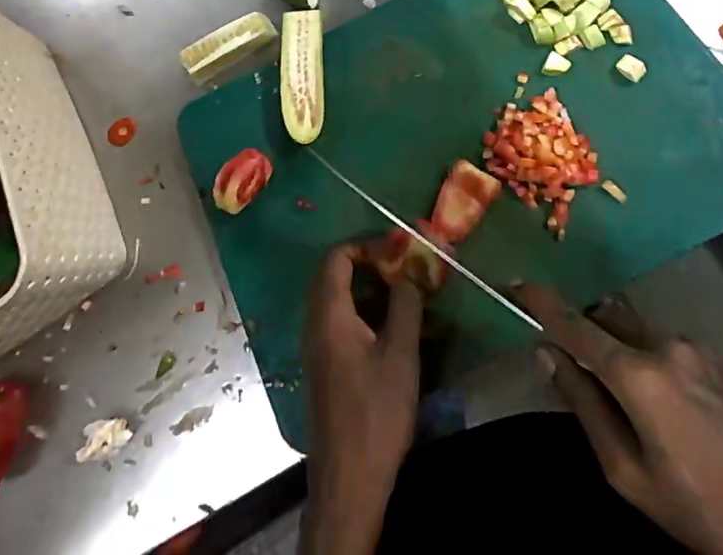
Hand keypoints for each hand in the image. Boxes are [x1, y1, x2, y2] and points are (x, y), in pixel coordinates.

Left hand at [300, 245, 422, 554]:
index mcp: (328, 313)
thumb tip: (408, 274)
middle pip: (332, 275)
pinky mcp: (321, 364)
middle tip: (402, 269)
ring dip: (365, 289)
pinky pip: (337, 322)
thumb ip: (404, 307)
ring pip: (335, 299)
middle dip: (367, 264)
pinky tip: (391, 328)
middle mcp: (314, 322)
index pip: (336, 257)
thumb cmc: (375, 412)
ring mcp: (314, 344)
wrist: (347, 476)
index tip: (397, 251)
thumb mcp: (400, 355)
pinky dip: (361, 312)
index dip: (365, 245)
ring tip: (403, 295)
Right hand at [517, 286, 722, 554]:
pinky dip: (652, 361)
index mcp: (638, 374)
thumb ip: (583, 405)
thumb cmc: (702, 511)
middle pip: (607, 322)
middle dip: (586, 334)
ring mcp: (701, 351)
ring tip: (630, 400)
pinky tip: (668, 407)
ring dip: (622, 351)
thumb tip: (548, 355)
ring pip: (639, 334)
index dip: (542, 303)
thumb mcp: (627, 472)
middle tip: (576, 365)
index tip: (517, 284)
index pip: (575, 325)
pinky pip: (669, 348)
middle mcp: (667, 347)